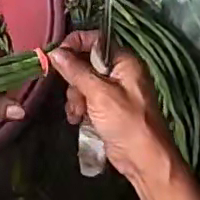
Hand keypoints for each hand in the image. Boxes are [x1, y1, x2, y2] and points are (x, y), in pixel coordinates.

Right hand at [46, 31, 183, 186]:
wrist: (143, 159)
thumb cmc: (126, 122)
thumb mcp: (98, 94)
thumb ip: (76, 71)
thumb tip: (55, 52)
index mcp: (125, 62)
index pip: (95, 40)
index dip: (74, 44)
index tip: (56, 56)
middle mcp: (120, 72)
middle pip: (85, 63)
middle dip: (74, 80)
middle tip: (73, 96)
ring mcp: (114, 91)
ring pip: (83, 83)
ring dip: (75, 97)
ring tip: (77, 113)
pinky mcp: (108, 108)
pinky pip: (87, 99)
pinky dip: (80, 107)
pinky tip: (78, 119)